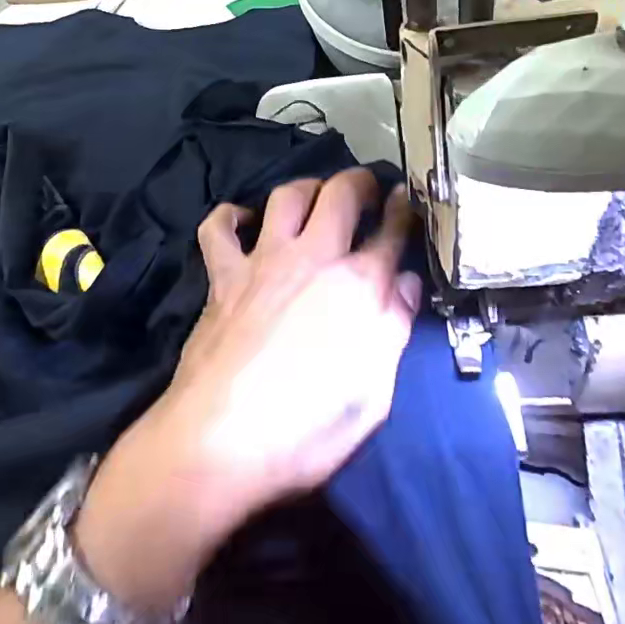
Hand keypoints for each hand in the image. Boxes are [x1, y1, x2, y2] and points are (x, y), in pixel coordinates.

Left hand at [170, 168, 422, 504]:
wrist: (220, 442)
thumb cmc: (307, 430)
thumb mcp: (374, 393)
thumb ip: (393, 327)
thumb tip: (406, 283)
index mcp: (358, 287)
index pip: (390, 234)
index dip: (402, 212)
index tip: (405, 200)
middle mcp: (313, 258)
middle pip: (340, 193)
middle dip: (359, 181)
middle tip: (366, 187)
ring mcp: (263, 261)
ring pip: (286, 195)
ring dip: (306, 187)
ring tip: (315, 196)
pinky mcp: (222, 276)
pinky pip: (218, 229)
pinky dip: (230, 216)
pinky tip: (242, 221)